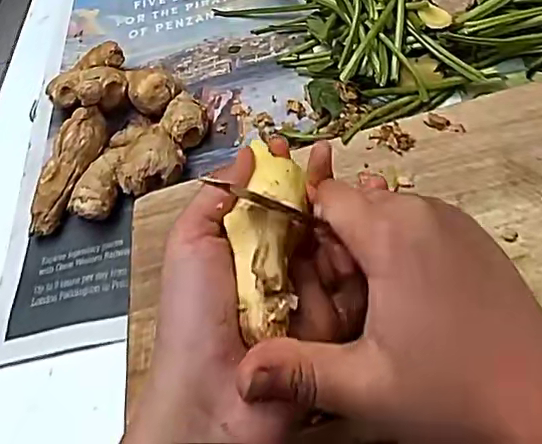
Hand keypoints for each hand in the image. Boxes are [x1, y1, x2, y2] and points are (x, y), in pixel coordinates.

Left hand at [124, 140, 362, 443]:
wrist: (210, 397)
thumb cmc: (190, 318)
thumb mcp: (190, 242)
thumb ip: (217, 196)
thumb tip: (245, 153)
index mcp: (242, 244)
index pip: (269, 199)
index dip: (281, 171)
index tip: (289, 144)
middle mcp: (276, 268)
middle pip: (305, 219)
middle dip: (318, 186)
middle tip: (327, 157)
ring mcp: (304, 299)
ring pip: (331, 250)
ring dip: (337, 221)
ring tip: (338, 196)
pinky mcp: (330, 334)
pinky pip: (349, 294)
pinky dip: (351, 268)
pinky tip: (350, 244)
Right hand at [236, 176, 541, 443]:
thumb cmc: (457, 393)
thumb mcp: (369, 387)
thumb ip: (300, 371)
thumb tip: (243, 376)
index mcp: (388, 230)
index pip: (322, 195)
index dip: (312, 231)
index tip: (324, 275)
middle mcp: (417, 209)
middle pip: (351, 202)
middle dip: (340, 241)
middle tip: (356, 299)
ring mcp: (448, 217)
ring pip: (381, 209)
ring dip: (370, 241)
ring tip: (388, 300)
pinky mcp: (469, 231)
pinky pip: (414, 218)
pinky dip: (402, 243)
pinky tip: (417, 295)